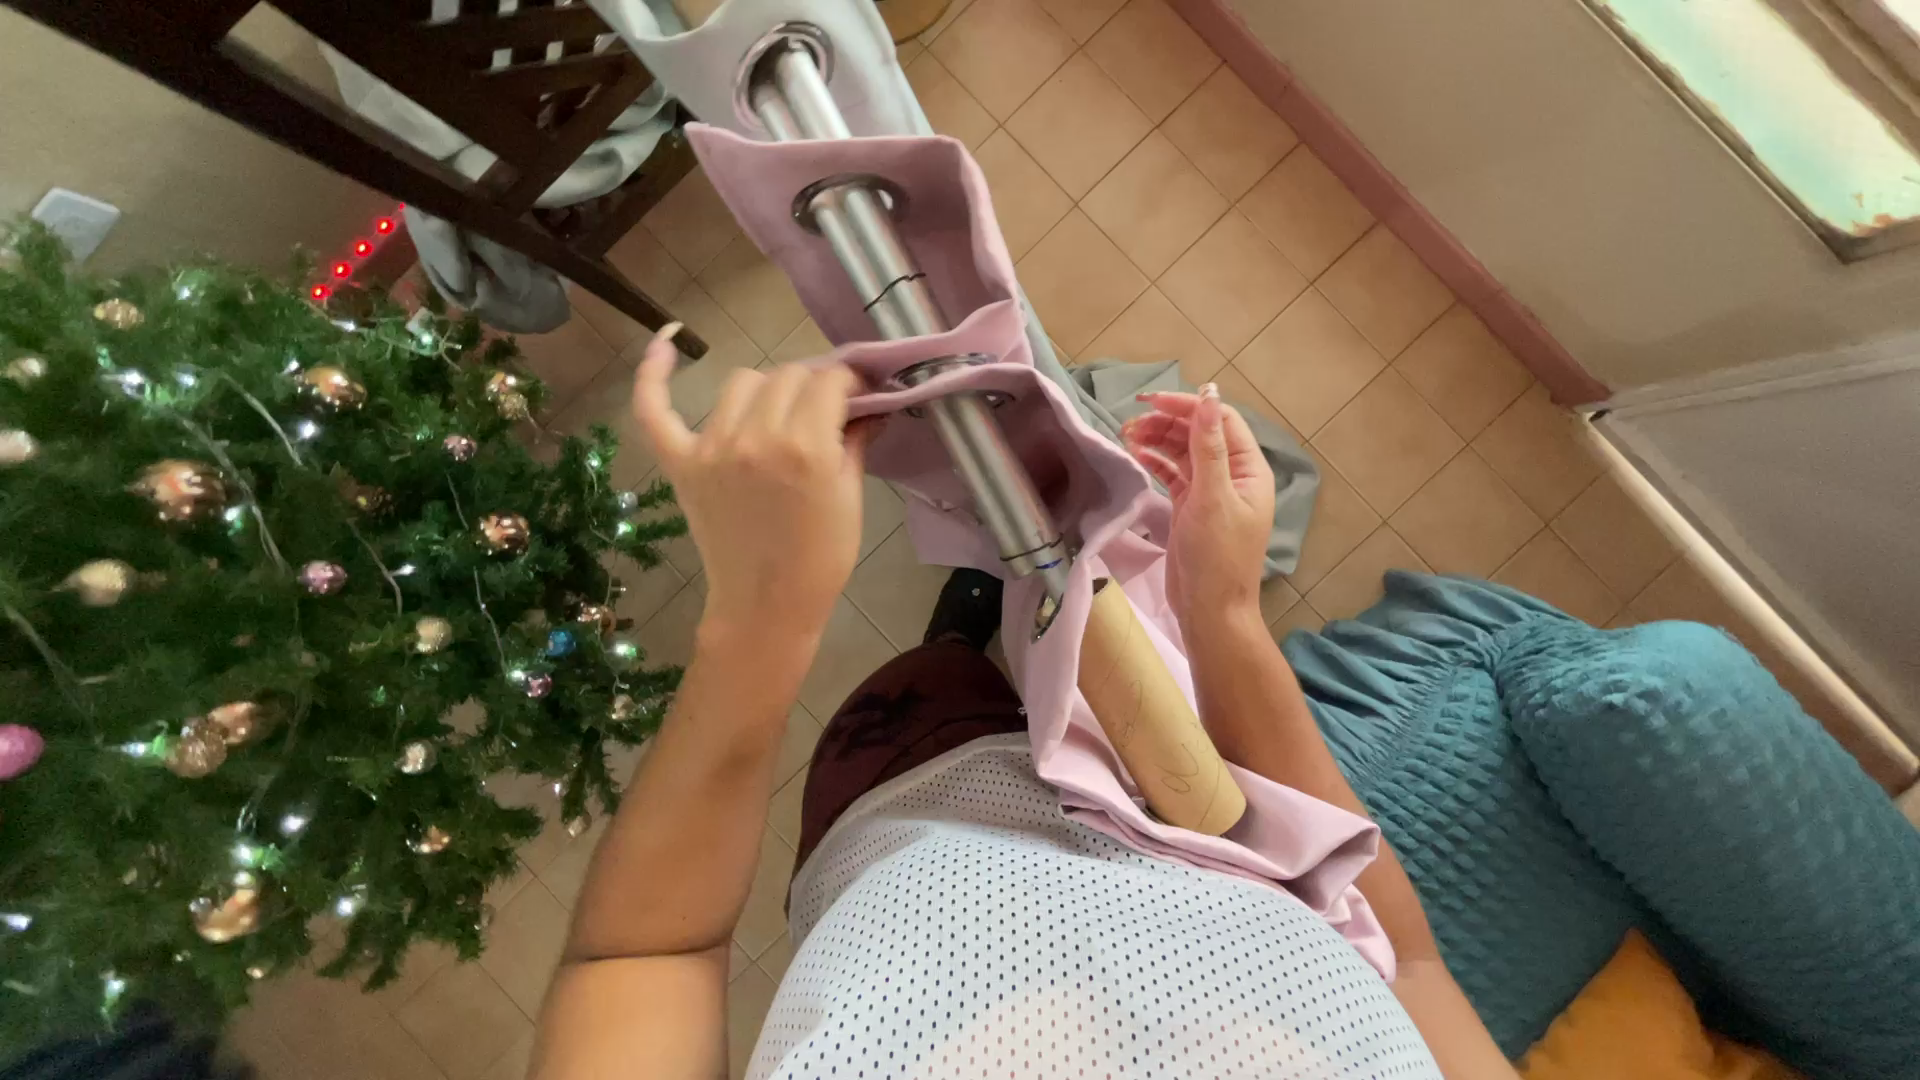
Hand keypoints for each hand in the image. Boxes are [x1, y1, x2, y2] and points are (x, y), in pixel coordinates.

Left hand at [631, 324, 878, 642]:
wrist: (767, 606)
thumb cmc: (822, 558)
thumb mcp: (851, 497)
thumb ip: (854, 441)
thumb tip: (870, 405)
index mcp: (805, 446)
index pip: (830, 381)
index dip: (850, 383)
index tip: (859, 395)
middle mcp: (756, 435)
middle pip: (789, 375)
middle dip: (815, 388)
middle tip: (825, 413)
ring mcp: (712, 446)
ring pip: (742, 381)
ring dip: (768, 390)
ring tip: (778, 415)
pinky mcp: (681, 463)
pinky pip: (655, 408)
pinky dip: (654, 373)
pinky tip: (669, 342)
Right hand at [1120, 384, 1273, 630]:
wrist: (1210, 609)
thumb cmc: (1217, 556)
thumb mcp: (1213, 497)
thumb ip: (1208, 446)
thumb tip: (1209, 395)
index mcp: (1248, 469)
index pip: (1219, 421)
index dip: (1187, 405)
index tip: (1150, 402)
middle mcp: (1232, 476)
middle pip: (1199, 434)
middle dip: (1166, 423)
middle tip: (1129, 422)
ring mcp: (1210, 492)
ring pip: (1183, 453)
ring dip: (1157, 440)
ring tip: (1126, 435)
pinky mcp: (1190, 508)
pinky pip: (1173, 474)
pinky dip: (1155, 462)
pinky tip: (1135, 454)